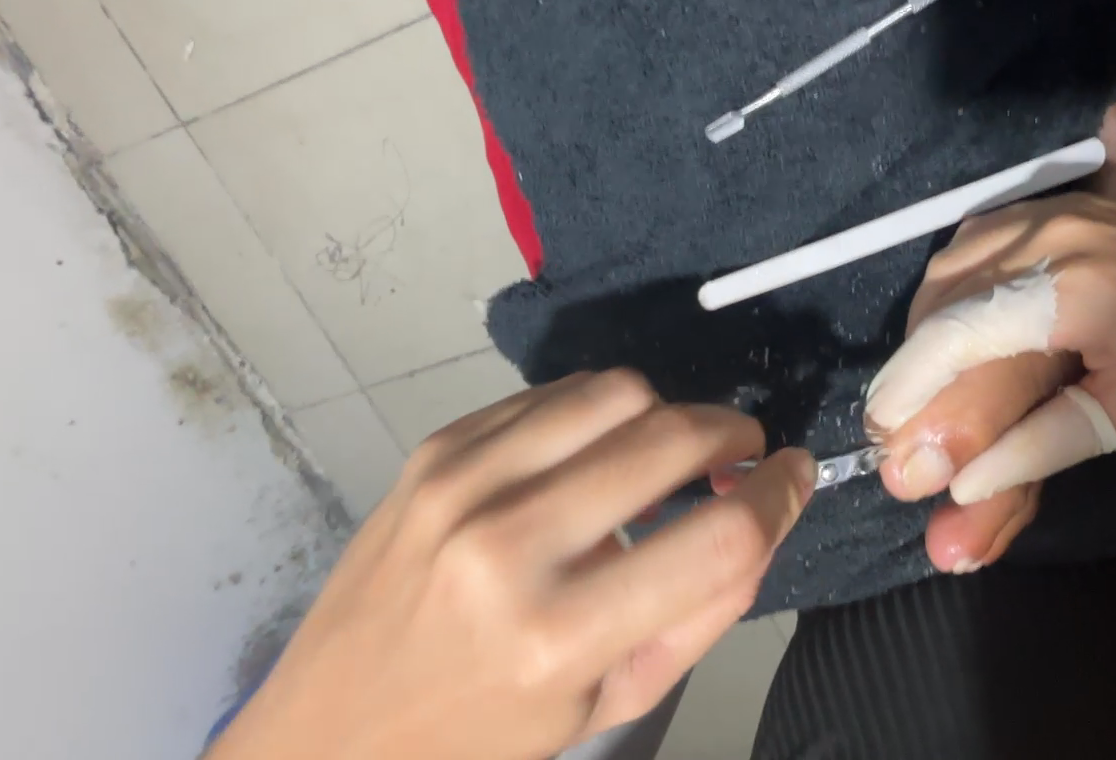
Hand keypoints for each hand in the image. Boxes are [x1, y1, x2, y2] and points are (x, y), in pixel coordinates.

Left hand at [208, 370, 814, 759]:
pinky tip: (591, 453)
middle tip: (742, 453)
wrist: (320, 739)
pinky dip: (600, 413)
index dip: (779, 495)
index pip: (717, 536)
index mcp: (557, 636)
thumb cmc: (481, 740)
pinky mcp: (437, 447)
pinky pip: (555, 392)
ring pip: (618, 391)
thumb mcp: (611, 703)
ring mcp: (462, 481)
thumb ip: (705, 609)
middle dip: (733, 434)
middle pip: (672, 436)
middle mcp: (507, 542)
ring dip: (666, 414)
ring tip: (662, 453)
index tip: (795, 473)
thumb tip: (766, 513)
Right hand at [866, 193, 1115, 572]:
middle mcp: (1053, 232)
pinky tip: (966, 309)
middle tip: (906, 408)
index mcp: (1071, 289)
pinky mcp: (1073, 203)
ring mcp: (1062, 208)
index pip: (958, 331)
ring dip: (933, 310)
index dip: (909, 380)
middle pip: (946, 287)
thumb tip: (961, 484)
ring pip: (960, 253)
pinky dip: (961, 274)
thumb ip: (1039, 442)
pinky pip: (988, 230)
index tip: (880, 427)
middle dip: (915, 349)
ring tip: (931, 365)